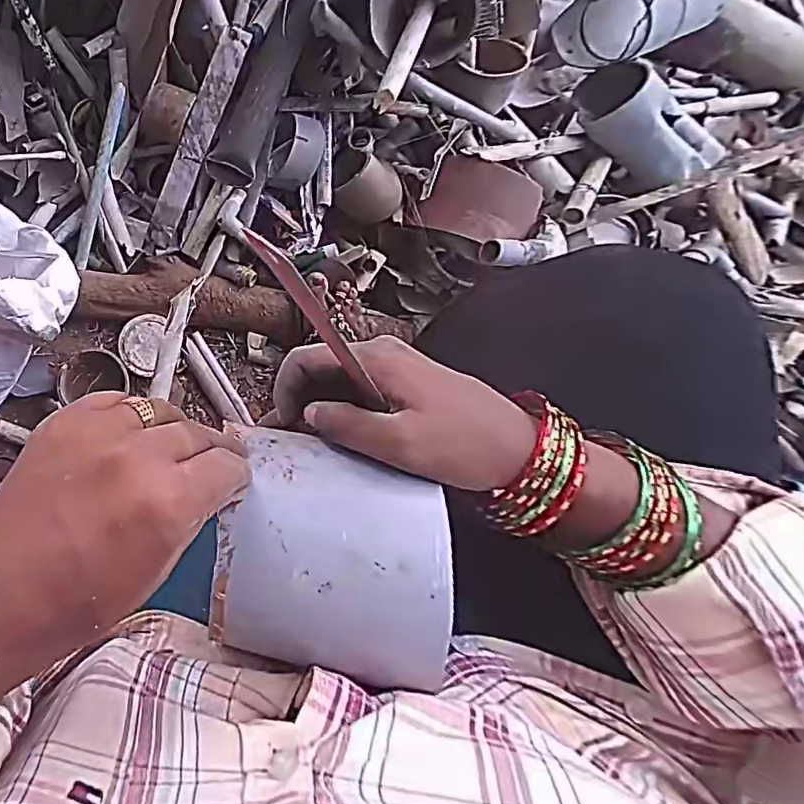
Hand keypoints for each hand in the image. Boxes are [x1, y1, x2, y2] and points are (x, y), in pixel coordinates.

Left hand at [0, 393, 247, 767]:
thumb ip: (190, 516)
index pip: (227, 465)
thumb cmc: (73, 603)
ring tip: (165, 451)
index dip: (234, 476)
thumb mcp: (156, 569)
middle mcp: (137, 456)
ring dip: (171, 431)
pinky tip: (127, 440)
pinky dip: (130, 419)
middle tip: (204, 466)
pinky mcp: (66, 421)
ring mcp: (97, 432)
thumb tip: (210, 486)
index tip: (231, 478)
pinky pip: (119, 402)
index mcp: (168, 501)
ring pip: (162, 409)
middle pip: (198, 432)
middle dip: (207, 453)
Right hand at [270, 337, 536, 491]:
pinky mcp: (404, 383)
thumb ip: (347, 425)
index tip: (283, 425)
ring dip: (320, 409)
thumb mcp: (401, 444)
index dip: (285, 390)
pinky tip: (345, 439)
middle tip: (293, 441)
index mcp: (377, 358)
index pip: (306, 357)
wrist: (520, 450)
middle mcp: (382, 353)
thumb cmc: (467, 444)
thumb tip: (309, 415)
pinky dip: (343, 411)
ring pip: (337, 381)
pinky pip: (359, 391)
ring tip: (316, 446)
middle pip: (319, 367)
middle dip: (299, 401)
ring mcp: (394, 366)